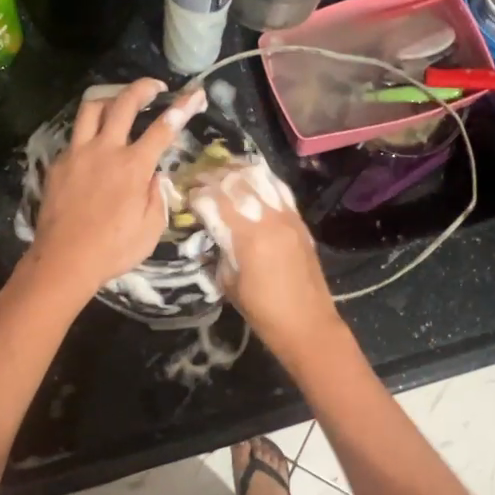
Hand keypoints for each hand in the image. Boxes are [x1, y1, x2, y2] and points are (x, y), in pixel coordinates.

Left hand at [28, 79, 204, 293]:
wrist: (63, 261)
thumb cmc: (113, 250)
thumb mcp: (150, 229)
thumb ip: (157, 196)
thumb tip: (156, 175)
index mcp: (133, 166)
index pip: (164, 128)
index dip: (183, 107)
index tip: (196, 93)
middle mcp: (105, 150)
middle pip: (124, 103)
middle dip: (143, 88)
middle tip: (155, 87)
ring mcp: (77, 153)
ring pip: (92, 109)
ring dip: (110, 99)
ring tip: (120, 102)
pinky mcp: (58, 164)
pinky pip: (76, 136)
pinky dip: (90, 132)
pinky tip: (95, 145)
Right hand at [187, 162, 342, 355]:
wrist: (307, 324)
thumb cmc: (263, 311)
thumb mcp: (228, 283)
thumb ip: (218, 251)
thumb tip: (210, 233)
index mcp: (248, 237)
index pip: (215, 201)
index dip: (197, 195)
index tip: (186, 195)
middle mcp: (269, 219)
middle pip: (237, 182)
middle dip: (213, 177)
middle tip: (198, 178)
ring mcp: (287, 216)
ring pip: (261, 178)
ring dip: (238, 171)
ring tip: (221, 171)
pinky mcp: (299, 221)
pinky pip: (279, 189)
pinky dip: (262, 179)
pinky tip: (251, 177)